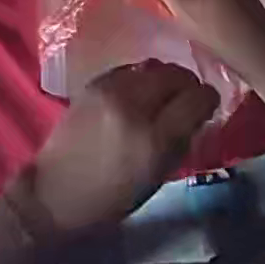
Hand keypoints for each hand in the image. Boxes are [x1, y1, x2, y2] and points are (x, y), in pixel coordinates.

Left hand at [18, 60, 218, 242]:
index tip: (209, 104)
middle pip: (175, 75)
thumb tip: (199, 111)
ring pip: (153, 66)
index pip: (196, 99)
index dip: (208, 98)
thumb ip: (182, 140)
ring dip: (166, 77)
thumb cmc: (110, 197)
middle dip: (189, 83)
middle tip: (190, 96)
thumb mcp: (157, 177)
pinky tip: (141, 91)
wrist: (54, 193)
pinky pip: (131, 68)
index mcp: (153, 139)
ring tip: (166, 92)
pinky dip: (143, 76)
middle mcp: (133, 106)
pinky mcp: (94, 83)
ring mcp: (110, 90)